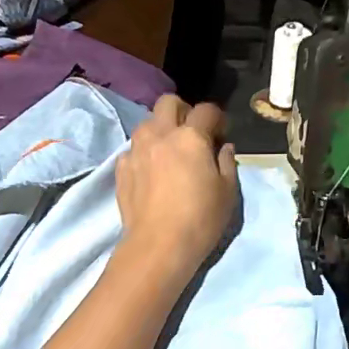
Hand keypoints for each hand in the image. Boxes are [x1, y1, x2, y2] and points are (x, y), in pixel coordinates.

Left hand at [116, 94, 237, 278]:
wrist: (158, 246)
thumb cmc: (200, 220)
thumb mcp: (227, 193)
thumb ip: (227, 163)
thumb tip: (223, 148)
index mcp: (190, 137)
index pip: (206, 110)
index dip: (218, 119)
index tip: (222, 135)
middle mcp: (160, 134)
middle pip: (169, 103)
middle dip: (184, 111)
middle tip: (193, 134)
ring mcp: (136, 150)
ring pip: (147, 123)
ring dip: (161, 130)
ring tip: (170, 153)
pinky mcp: (121, 169)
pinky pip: (133, 149)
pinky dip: (145, 153)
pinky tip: (153, 173)